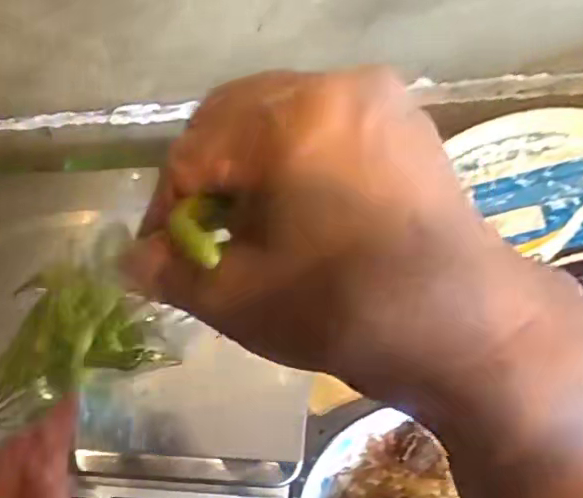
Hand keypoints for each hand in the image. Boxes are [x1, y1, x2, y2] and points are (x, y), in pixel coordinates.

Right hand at [123, 68, 576, 416]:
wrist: (454, 324)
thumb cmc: (334, 310)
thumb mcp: (234, 299)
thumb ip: (170, 272)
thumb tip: (128, 261)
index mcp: (288, 125)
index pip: (190, 153)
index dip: (161, 209)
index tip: (156, 257)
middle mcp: (333, 88)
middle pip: (230, 116)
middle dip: (197, 177)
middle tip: (191, 236)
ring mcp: (375, 100)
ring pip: (274, 116)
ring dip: (238, 167)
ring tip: (236, 227)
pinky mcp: (399, 124)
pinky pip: (318, 126)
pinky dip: (283, 161)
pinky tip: (283, 213)